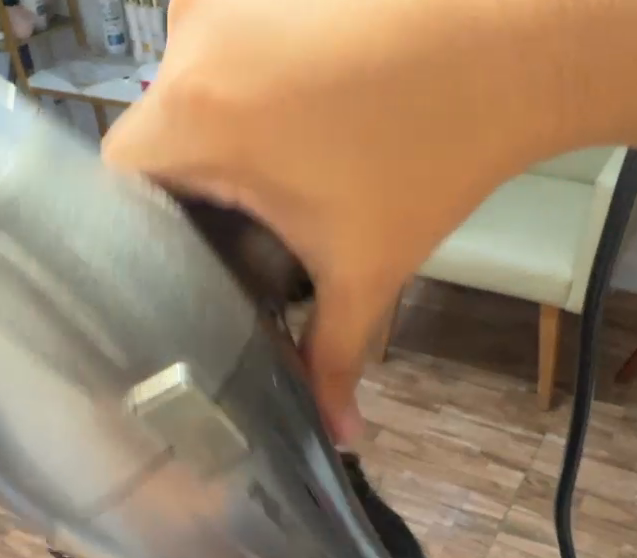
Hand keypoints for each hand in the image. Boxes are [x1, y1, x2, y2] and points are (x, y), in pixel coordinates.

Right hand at [101, 0, 571, 442]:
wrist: (522, 35)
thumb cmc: (437, 154)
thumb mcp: (366, 270)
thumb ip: (331, 360)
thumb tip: (337, 438)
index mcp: (197, 114)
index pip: (114, 184)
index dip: (134, 235)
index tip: (171, 268)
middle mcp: (191, 37)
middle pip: (154, 139)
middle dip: (187, 194)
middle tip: (234, 243)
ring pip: (190, 87)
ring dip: (219, 137)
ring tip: (275, 180)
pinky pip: (226, 44)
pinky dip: (245, 85)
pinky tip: (297, 118)